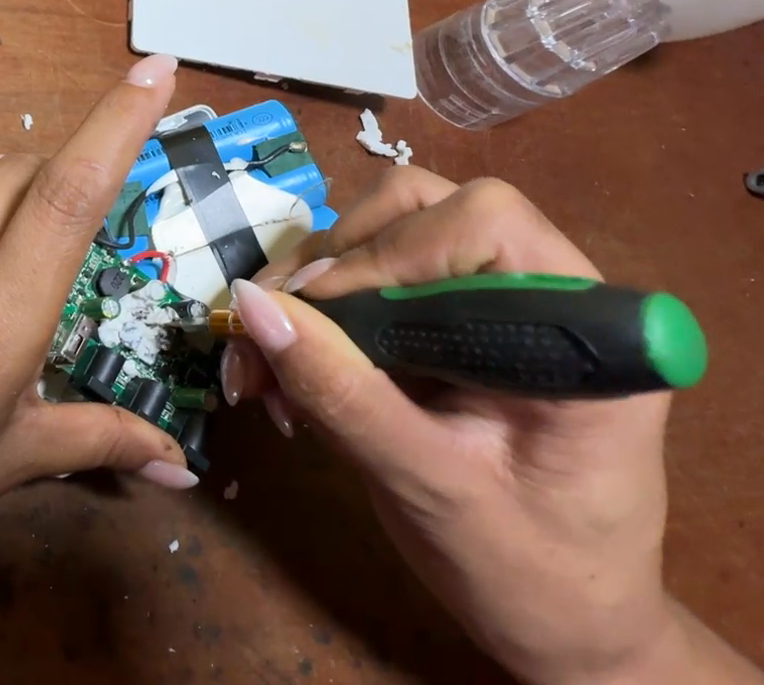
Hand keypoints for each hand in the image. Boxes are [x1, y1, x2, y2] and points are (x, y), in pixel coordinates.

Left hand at [0, 52, 193, 584]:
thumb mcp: (5, 464)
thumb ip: (99, 440)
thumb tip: (179, 466)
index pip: (66, 198)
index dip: (115, 125)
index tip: (150, 72)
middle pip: (17, 172)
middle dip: (65, 166)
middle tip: (90, 201)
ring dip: (9, 173)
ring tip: (31, 207)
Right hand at [222, 168, 759, 684]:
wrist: (551, 617)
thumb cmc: (526, 572)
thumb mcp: (430, 489)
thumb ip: (343, 393)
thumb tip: (249, 305)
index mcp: (578, 334)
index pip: (480, 223)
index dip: (388, 254)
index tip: (322, 322)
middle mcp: (528, 297)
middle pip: (410, 210)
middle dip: (324, 269)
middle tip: (269, 339)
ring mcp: (473, 305)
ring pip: (362, 237)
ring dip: (295, 296)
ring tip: (258, 372)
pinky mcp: (427, 324)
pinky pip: (342, 282)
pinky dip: (293, 317)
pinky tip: (276, 375)